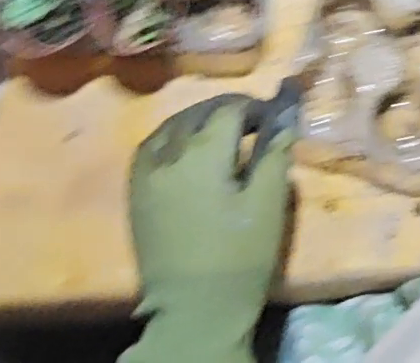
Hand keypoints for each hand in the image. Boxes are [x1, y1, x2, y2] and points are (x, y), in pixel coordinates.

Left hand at [121, 85, 298, 362]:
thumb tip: (285, 111)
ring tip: (221, 131)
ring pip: (173, 124)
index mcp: (203, 154)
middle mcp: (169, 154)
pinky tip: (187, 145)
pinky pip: (150, 146)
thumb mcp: (269, 202)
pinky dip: (172, 136)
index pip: (231, 107)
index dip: (256, 107)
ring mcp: (146, 173)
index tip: (272, 121)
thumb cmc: (241, 257)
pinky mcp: (135, 191)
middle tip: (253, 124)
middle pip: (200, 111)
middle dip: (229, 109)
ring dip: (199, 119)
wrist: (194, 312)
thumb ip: (275, 150)